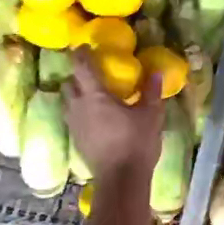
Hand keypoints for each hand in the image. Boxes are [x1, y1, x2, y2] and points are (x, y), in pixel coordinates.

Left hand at [64, 49, 163, 183]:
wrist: (121, 178)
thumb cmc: (136, 142)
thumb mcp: (150, 115)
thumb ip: (151, 92)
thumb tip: (155, 73)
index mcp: (94, 95)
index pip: (80, 66)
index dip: (80, 53)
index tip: (84, 46)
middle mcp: (78, 106)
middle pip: (69, 83)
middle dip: (77, 75)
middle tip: (92, 73)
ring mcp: (74, 125)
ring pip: (68, 102)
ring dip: (76, 95)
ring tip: (93, 96)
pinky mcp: (76, 140)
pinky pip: (73, 118)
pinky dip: (81, 112)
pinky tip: (96, 118)